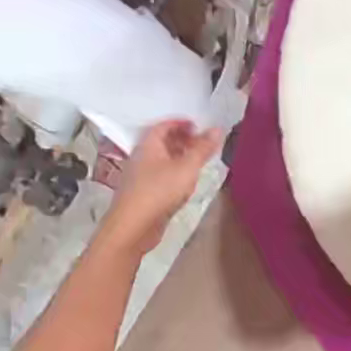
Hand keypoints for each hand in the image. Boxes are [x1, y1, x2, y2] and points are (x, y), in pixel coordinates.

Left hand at [101, 119, 222, 255]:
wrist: (133, 227)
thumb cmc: (159, 192)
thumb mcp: (187, 168)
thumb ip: (202, 149)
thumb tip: (217, 129)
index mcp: (148, 145)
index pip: (163, 125)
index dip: (181, 123)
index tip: (199, 125)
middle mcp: (142, 158)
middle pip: (162, 142)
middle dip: (182, 140)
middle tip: (203, 143)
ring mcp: (141, 177)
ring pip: (162, 161)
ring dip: (180, 158)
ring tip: (199, 162)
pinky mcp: (144, 195)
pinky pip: (161, 177)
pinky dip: (175, 175)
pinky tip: (186, 183)